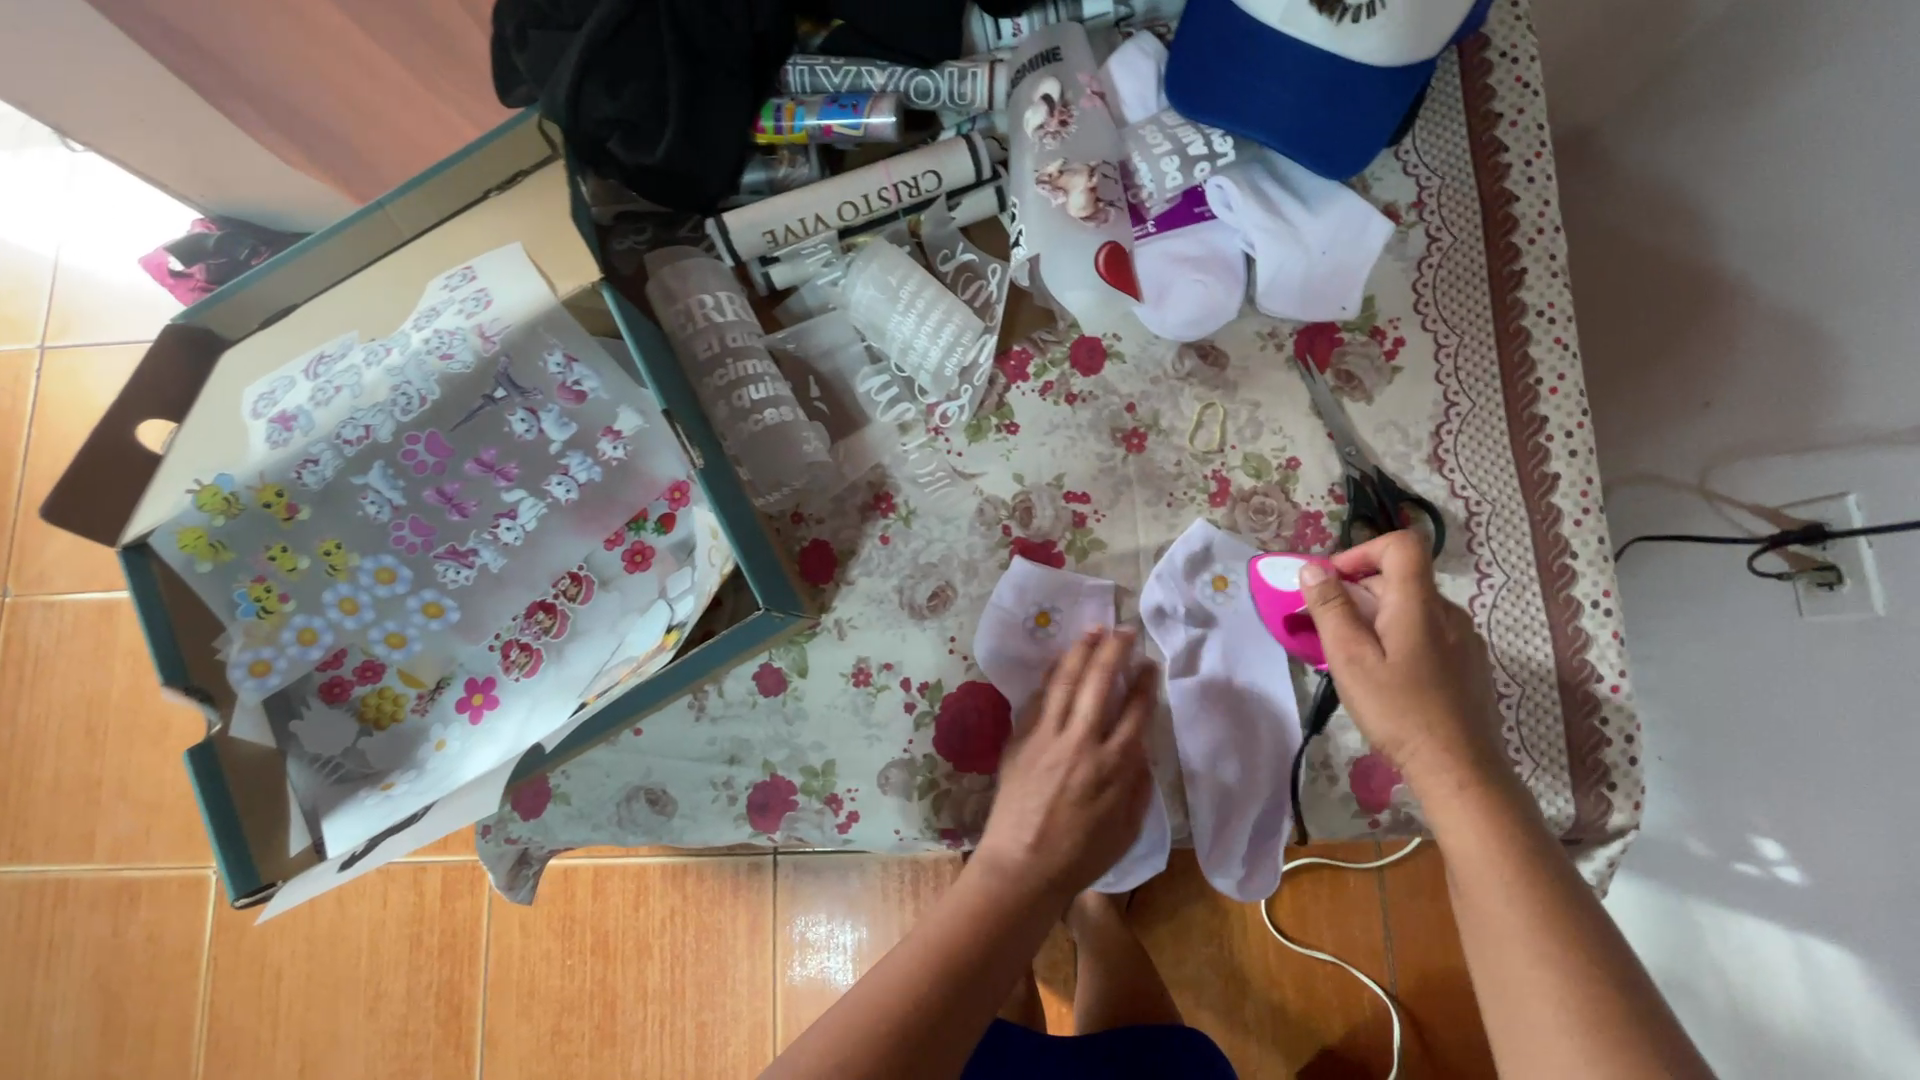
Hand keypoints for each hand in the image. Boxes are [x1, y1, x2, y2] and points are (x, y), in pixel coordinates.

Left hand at [972, 629, 1155, 903]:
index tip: (1149, 665)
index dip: (1145, 683)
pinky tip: (1060, 663)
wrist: (1021, 867)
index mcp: (1115, 766)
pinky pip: (1038, 698)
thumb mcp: (1128, 829)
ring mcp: (1047, 737)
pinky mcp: (1020, 740)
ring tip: (1093, 630)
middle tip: (1124, 630)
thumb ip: (1138, 785)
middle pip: (1101, 683)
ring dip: (1081, 652)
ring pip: (1066, 681)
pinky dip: (1052, 676)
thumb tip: (1141, 750)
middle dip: (1115, 651)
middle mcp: (1082, 742)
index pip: (1136, 710)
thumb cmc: (1080, 856)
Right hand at [1299, 532, 1503, 788]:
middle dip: (1357, 593)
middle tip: (1326, 631)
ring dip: (1374, 618)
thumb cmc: (1398, 711)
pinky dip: (1396, 638)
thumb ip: (1331, 609)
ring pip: (1410, 608)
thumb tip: (1313, 568)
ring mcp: (1462, 639)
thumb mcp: (1350, 658)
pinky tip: (1384, 677)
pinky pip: (1425, 632)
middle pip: (1399, 579)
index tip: (1332, 582)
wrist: (1459, 768)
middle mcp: (1448, 612)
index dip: (1362, 551)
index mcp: (1419, 604)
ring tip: (1351, 658)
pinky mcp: (1467, 664)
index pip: (1401, 545)